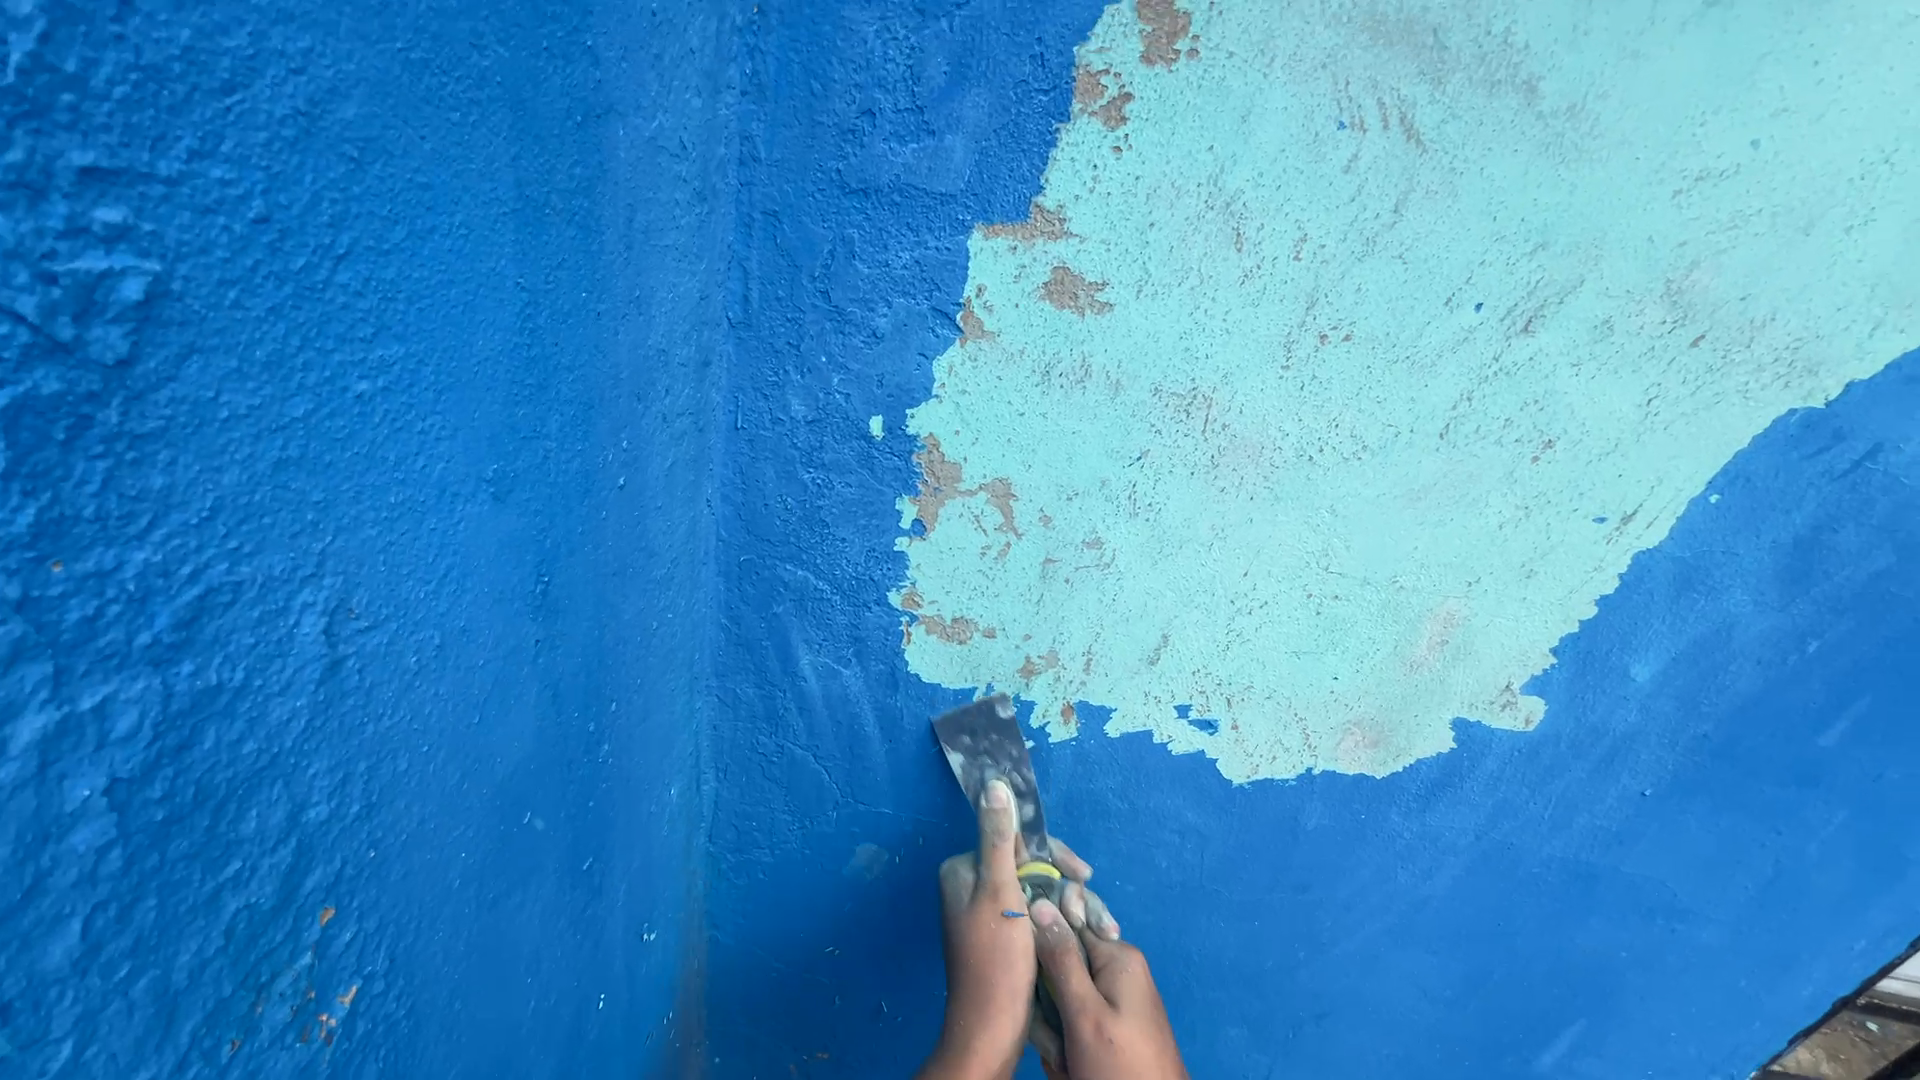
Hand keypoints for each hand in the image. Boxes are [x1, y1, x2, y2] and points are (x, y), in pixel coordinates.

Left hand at [919, 780, 1093, 1079]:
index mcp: (963, 869)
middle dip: (1065, 885)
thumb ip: (998, 838)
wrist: (992, 1030)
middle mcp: (971, 884)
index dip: (1053, 855)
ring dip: (1070, 905)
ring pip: (1037, 890)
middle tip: (1091, 908)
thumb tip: (995, 783)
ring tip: (1100, 928)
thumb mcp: (1000, 892)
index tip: (1083, 875)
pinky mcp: (1003, 933)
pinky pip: (1035, 912)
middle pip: (1029, 865)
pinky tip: (1087, 932)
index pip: (1015, 842)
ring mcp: (987, 910)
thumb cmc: (996, 961)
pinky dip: (1060, 920)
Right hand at [1030, 896, 1187, 1079]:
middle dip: (1052, 1005)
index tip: (1032, 980)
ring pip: (1066, 999)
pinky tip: (1073, 1066)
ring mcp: (1119, 997)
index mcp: (1118, 955)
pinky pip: (1079, 1020)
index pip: (1065, 926)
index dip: (1043, 951)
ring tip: (1067, 1060)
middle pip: (1064, 967)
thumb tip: (1039, 903)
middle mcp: (1121, 969)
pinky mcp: (1115, 1022)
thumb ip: (1060, 958)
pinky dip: (1070, 1044)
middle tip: (1057, 1040)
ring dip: (1058, 1032)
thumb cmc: (1119, 1067)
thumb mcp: (1084, 1012)